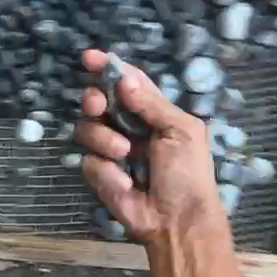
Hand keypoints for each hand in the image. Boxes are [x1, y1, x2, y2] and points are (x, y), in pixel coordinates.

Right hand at [74, 50, 229, 248]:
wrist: (176, 219)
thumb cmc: (188, 173)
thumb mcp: (180, 130)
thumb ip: (150, 103)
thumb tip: (124, 78)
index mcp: (153, 113)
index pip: (127, 83)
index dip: (109, 68)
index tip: (91, 58)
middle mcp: (128, 127)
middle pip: (99, 101)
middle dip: (94, 100)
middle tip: (98, 106)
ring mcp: (111, 151)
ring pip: (87, 129)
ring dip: (103, 138)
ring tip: (124, 153)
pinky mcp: (99, 175)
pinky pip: (89, 160)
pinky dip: (105, 169)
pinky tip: (125, 181)